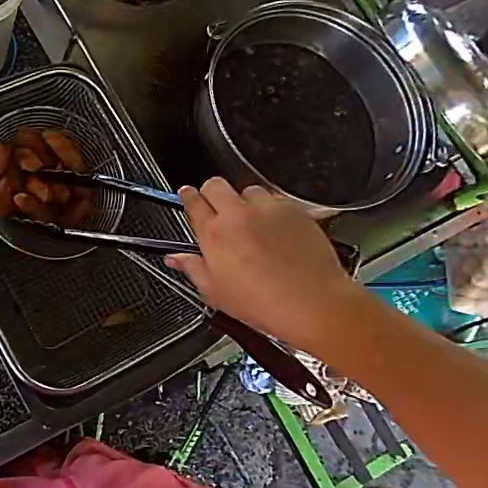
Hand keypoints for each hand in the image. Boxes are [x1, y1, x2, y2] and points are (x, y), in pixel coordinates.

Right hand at [164, 178, 374, 355]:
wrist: (311, 302)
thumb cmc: (263, 301)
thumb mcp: (213, 291)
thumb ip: (191, 267)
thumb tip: (175, 258)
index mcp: (214, 233)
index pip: (193, 201)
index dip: (187, 196)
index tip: (187, 196)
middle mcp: (239, 215)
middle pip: (216, 185)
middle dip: (211, 192)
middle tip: (214, 206)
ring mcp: (269, 210)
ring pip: (249, 190)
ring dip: (244, 202)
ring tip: (248, 223)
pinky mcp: (296, 212)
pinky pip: (277, 200)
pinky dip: (271, 210)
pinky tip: (273, 231)